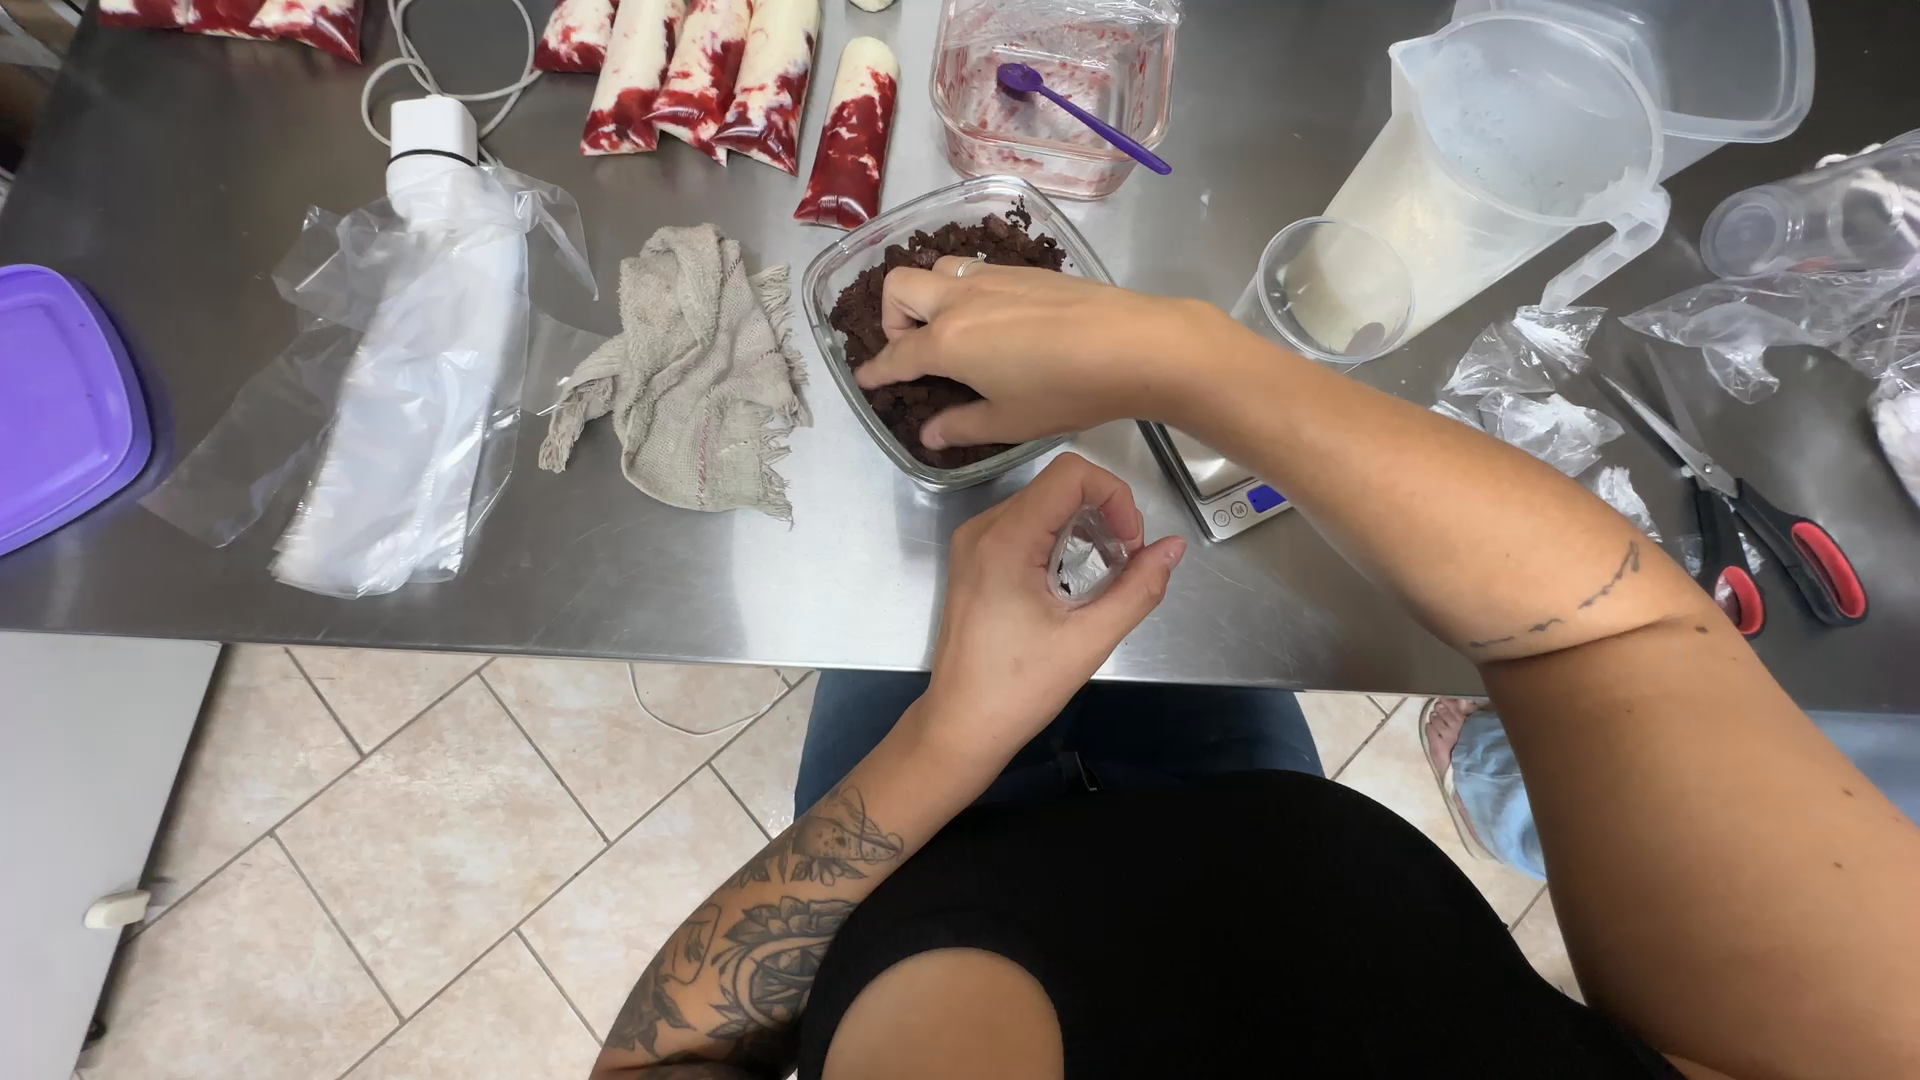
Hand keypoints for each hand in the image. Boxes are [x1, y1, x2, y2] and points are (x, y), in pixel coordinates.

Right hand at [854, 255, 1231, 449]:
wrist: (1133, 345)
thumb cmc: (1064, 391)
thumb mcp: (1009, 421)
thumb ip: (961, 425)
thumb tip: (929, 434)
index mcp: (947, 341)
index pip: (896, 355)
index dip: (876, 370)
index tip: (865, 379)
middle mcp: (960, 299)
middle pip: (899, 287)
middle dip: (891, 317)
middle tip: (914, 350)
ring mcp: (993, 276)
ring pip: (937, 268)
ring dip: (928, 295)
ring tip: (952, 331)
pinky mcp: (1024, 268)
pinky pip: (974, 269)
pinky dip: (963, 291)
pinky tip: (994, 321)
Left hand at [915, 453, 1187, 762]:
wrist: (961, 723)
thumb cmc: (1018, 689)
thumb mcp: (1089, 639)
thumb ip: (1139, 588)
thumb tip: (1173, 548)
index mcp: (1005, 540)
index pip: (1070, 474)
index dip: (1114, 495)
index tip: (1130, 543)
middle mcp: (983, 529)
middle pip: (1057, 485)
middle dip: (1103, 512)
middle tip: (1124, 562)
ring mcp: (973, 542)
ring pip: (1042, 502)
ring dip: (1083, 525)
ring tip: (1103, 571)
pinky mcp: (974, 558)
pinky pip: (1024, 524)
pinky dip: (1058, 537)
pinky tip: (1073, 577)